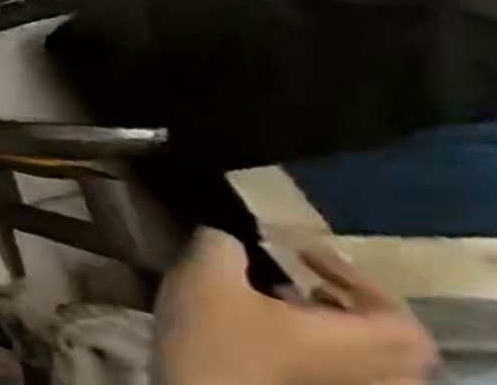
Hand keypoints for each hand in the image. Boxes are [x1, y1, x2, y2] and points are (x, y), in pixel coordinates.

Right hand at [155, 228, 435, 384]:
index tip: (302, 257)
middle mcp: (364, 375)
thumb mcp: (206, 271)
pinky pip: (350, 375)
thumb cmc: (213, 332)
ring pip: (379, 367)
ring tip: (295, 305)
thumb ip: (223, 243)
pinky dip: (329, 349)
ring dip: (348, 330)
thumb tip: (230, 240)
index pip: (401, 322)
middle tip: (316, 286)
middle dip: (363, 310)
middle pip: (404, 351)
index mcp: (350, 344)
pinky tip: (275, 329)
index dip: (359, 281)